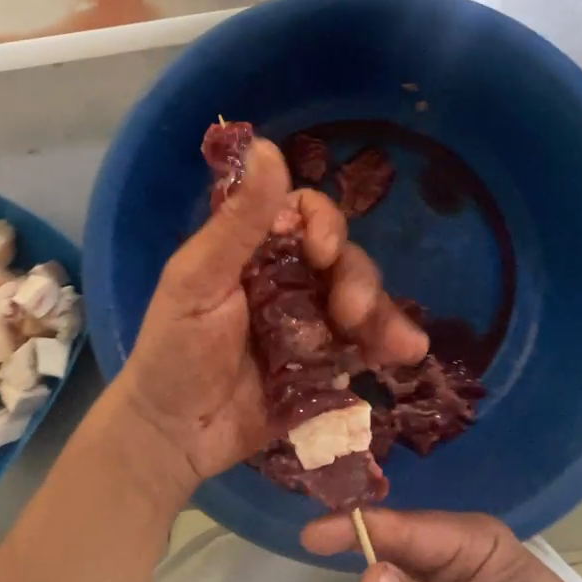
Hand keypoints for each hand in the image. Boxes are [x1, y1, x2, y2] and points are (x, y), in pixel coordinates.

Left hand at [112, 139, 428, 493]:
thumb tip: (267, 145)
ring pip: (363, 298)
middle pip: (343, 257)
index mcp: (256, 249)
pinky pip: (366, 344)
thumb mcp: (198, 278)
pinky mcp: (326, 363)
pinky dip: (390, 344)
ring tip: (395, 345)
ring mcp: (311, 322)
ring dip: (384, 313)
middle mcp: (289, 277)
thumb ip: (238, 220)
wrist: (174, 435)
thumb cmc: (175, 348)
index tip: (321, 253)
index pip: (307, 213)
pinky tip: (407, 354)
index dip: (325, 225)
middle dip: (357, 279)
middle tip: (351, 313)